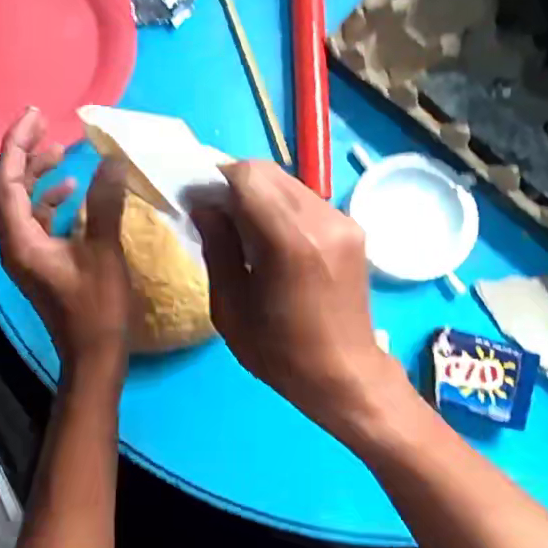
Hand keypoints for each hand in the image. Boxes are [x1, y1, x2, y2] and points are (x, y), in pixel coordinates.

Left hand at [0, 108, 130, 366]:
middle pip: (1, 186)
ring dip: (33, 173)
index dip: (17, 143)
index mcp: (19, 239)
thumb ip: (105, 203)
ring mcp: (21, 251)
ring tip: (61, 150)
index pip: (5, 179)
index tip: (36, 114)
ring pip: (15, 201)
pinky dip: (45, 198)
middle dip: (20, 152)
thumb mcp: (104, 251)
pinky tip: (69, 188)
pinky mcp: (35, 259)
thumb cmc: (97, 307)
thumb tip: (112, 161)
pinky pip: (30, 218)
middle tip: (45, 125)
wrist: (91, 353)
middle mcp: (11, 242)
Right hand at [190, 160, 405, 427]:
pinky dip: (278, 206)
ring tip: (238, 228)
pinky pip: (304, 199)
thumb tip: (204, 206)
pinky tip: (267, 237)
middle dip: (232, 184)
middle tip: (211, 213)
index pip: (247, 177)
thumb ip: (217, 248)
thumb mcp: (230, 306)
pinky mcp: (352, 228)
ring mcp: (343, 222)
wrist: (345, 376)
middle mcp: (323, 220)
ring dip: (256, 194)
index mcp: (290, 241)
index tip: (195, 201)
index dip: (214, 180)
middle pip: (267, 172)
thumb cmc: (278, 352)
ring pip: (286, 182)